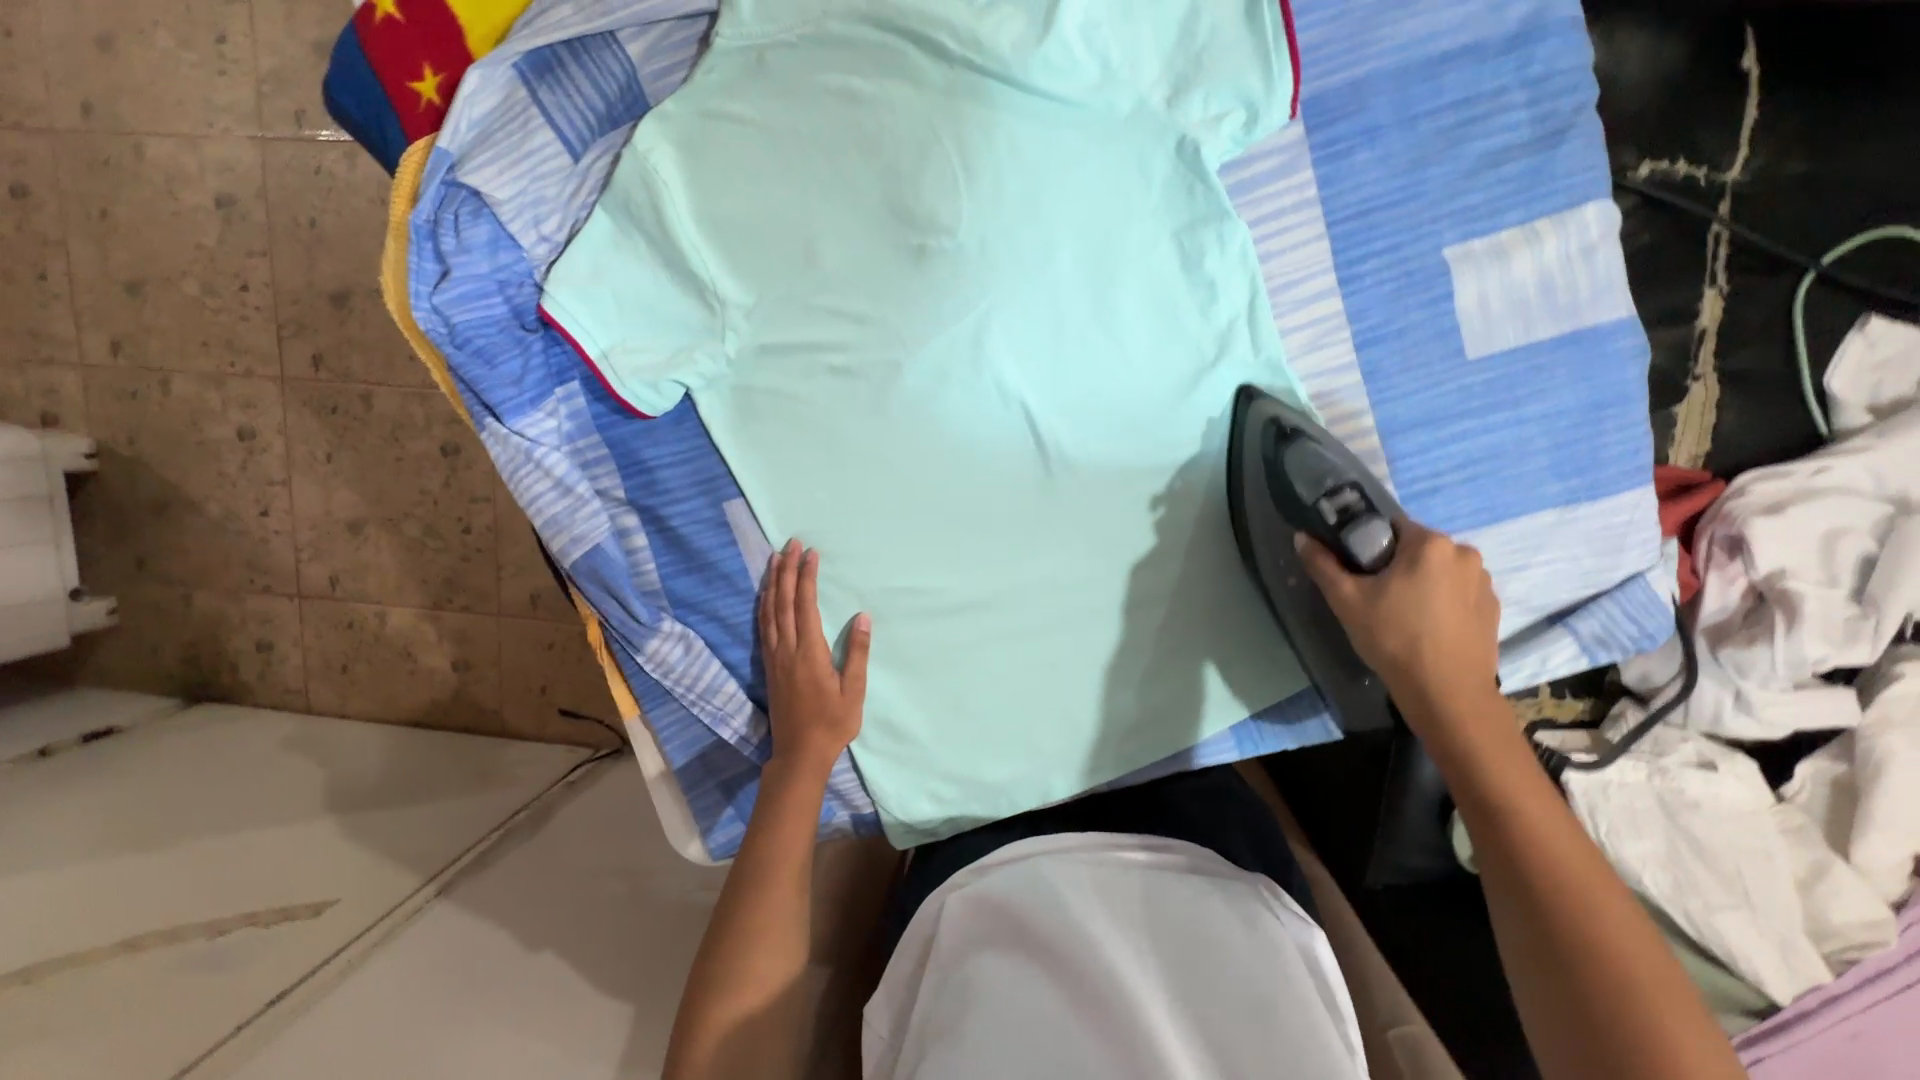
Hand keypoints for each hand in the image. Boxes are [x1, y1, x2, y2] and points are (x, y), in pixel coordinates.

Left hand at [759, 540, 871, 772]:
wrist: (799, 753)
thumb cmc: (833, 723)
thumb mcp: (854, 691)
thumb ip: (857, 653)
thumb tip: (861, 617)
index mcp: (810, 653)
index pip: (806, 605)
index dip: (807, 577)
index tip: (811, 553)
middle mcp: (787, 649)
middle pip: (783, 602)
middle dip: (786, 570)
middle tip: (790, 544)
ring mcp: (774, 657)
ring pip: (769, 611)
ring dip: (772, 583)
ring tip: (775, 559)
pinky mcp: (768, 666)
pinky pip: (763, 626)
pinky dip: (763, 605)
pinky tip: (765, 595)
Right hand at [1295, 519, 1501, 725]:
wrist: (1446, 693)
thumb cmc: (1393, 639)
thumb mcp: (1346, 600)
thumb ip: (1322, 564)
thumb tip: (1301, 537)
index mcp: (1430, 543)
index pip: (1391, 526)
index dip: (1369, 546)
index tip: (1359, 574)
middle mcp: (1464, 553)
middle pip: (1417, 548)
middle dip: (1397, 566)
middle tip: (1377, 599)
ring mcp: (1484, 581)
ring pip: (1440, 571)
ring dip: (1422, 583)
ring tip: (1405, 617)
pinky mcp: (1493, 608)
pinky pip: (1459, 592)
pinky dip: (1443, 602)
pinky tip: (1429, 629)